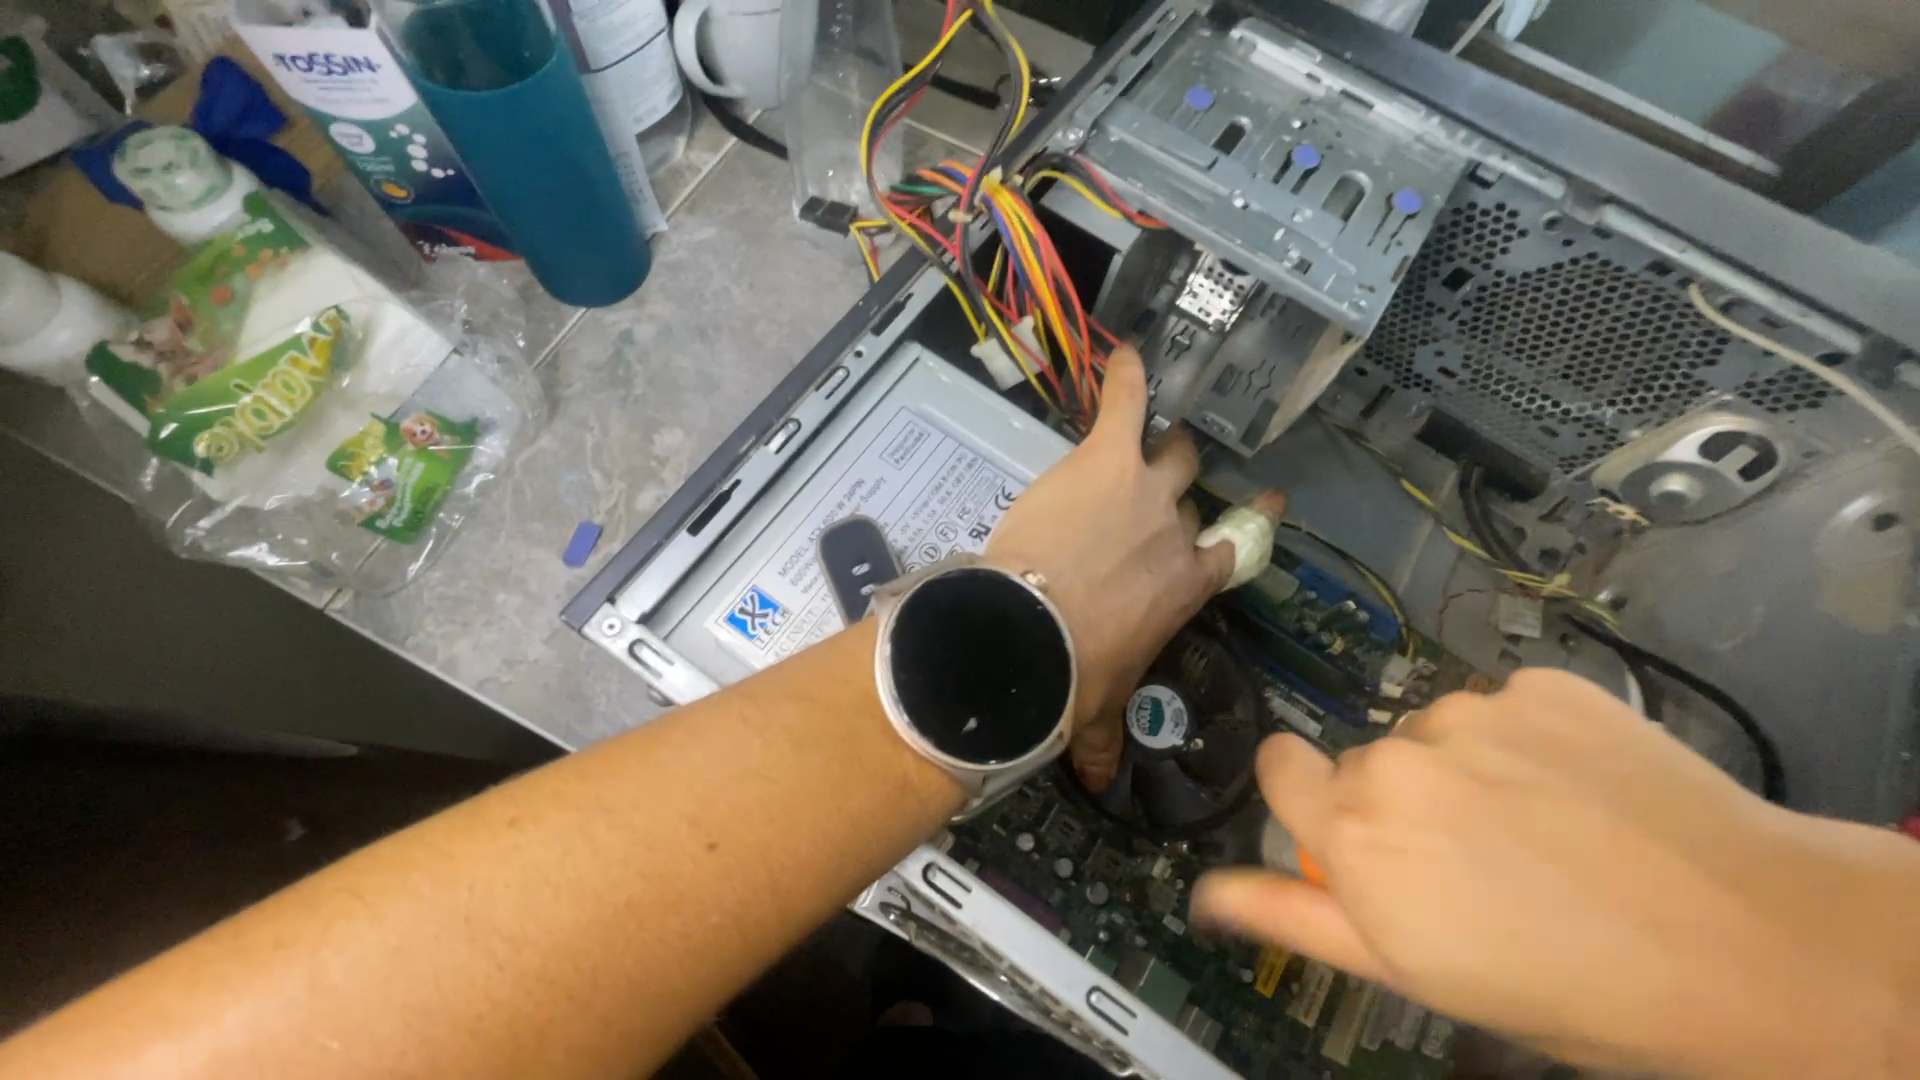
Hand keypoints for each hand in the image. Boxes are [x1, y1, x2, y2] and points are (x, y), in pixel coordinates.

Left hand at [984, 345, 1239, 791]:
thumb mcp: (1096, 708)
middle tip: (1174, 470)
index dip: (1244, 528)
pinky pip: (1124, 405)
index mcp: (1184, 587)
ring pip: (1171, 451)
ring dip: (1163, 440)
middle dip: (1182, 486)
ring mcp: (1144, 489)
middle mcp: (1177, 532)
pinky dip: (1127, 378)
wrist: (1034, 633)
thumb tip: (1098, 787)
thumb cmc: (1073, 673)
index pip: (1226, 551)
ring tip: (1157, 421)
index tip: (1265, 507)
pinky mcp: (1104, 458)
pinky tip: (1125, 352)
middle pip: (1191, 495)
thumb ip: (1102, 741)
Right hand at [1192, 669, 1919, 1079]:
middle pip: (1366, 761)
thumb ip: (1291, 915)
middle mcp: (1394, 754)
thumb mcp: (1410, 971)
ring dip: (1465, 772)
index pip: (1279, 766)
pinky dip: (1528, 743)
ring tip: (1545, 832)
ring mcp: (1471, 710)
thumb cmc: (1563, 985)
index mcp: (1350, 826)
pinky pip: (1504, 707)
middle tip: (1478, 863)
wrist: (1762, 948)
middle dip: (1398, 802)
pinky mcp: (1541, 685)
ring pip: (1436, 733)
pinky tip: (1586, 792)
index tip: (1361, 834)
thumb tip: (1202, 891)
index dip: (1313, 800)